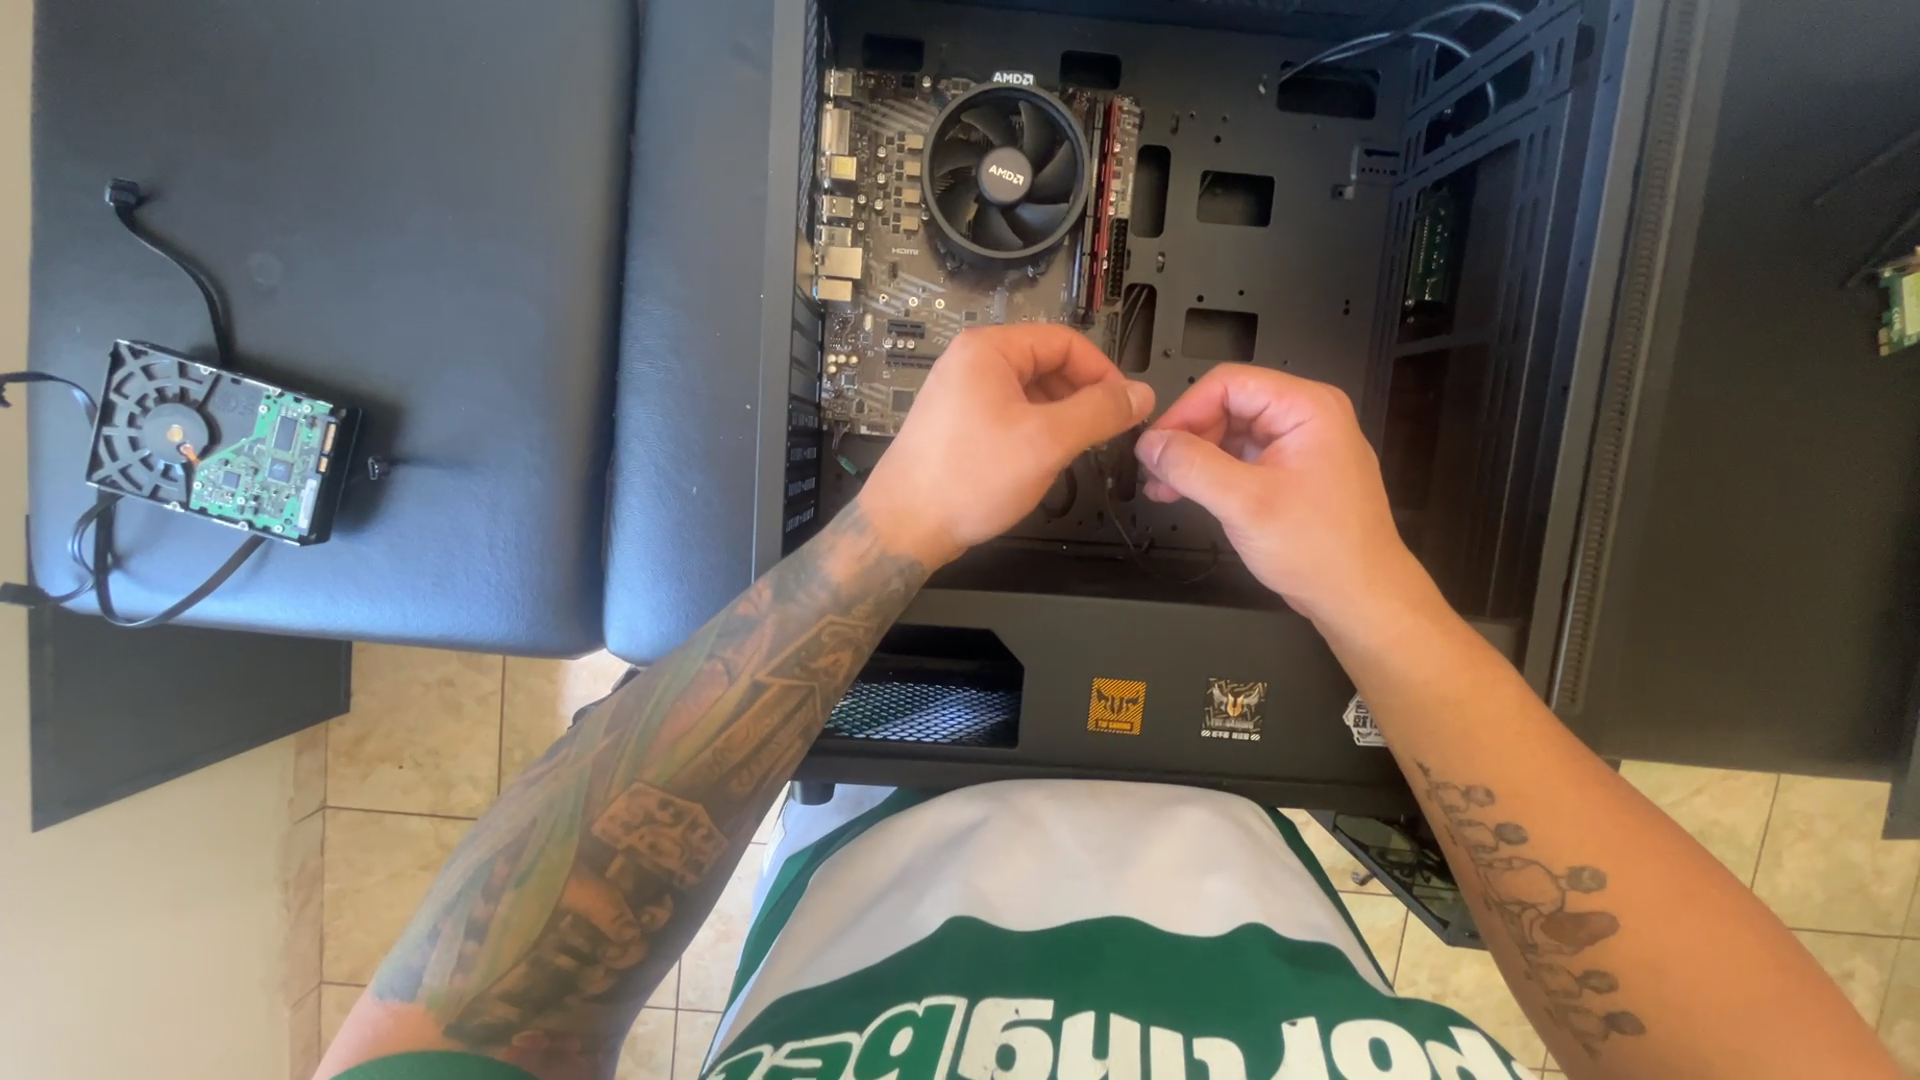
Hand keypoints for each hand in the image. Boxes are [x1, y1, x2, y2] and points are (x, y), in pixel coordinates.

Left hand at [859, 324, 1153, 566]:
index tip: (1126, 405)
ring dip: (1061, 418)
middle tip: (1103, 432)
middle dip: (1082, 398)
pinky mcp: (960, 425)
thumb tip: (1139, 394)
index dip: (1103, 372)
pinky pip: (1012, 416)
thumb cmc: (964, 480)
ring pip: (1032, 394)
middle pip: (1048, 365)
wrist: (905, 527)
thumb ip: (1099, 412)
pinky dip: (1036, 433)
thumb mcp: (1046, 442)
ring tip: (1071, 452)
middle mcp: (971, 364)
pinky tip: (1042, 461)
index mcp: (988, 350)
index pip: (1065, 341)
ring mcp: (963, 395)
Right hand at [1133, 363, 1427, 625]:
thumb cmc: (1325, 552)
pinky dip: (1209, 475)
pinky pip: (1239, 459)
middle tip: (1157, 471)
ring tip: (1165, 488)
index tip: (1156, 446)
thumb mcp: (1246, 503)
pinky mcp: (1288, 473)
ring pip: (1228, 434)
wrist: (1358, 596)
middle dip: (1186, 438)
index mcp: (1307, 409)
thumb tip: (1152, 444)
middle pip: (1225, 406)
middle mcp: (1306, 419)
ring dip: (1193, 459)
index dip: (1184, 412)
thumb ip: (1193, 467)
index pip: (1228, 384)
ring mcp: (1297, 446)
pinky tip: (1186, 495)